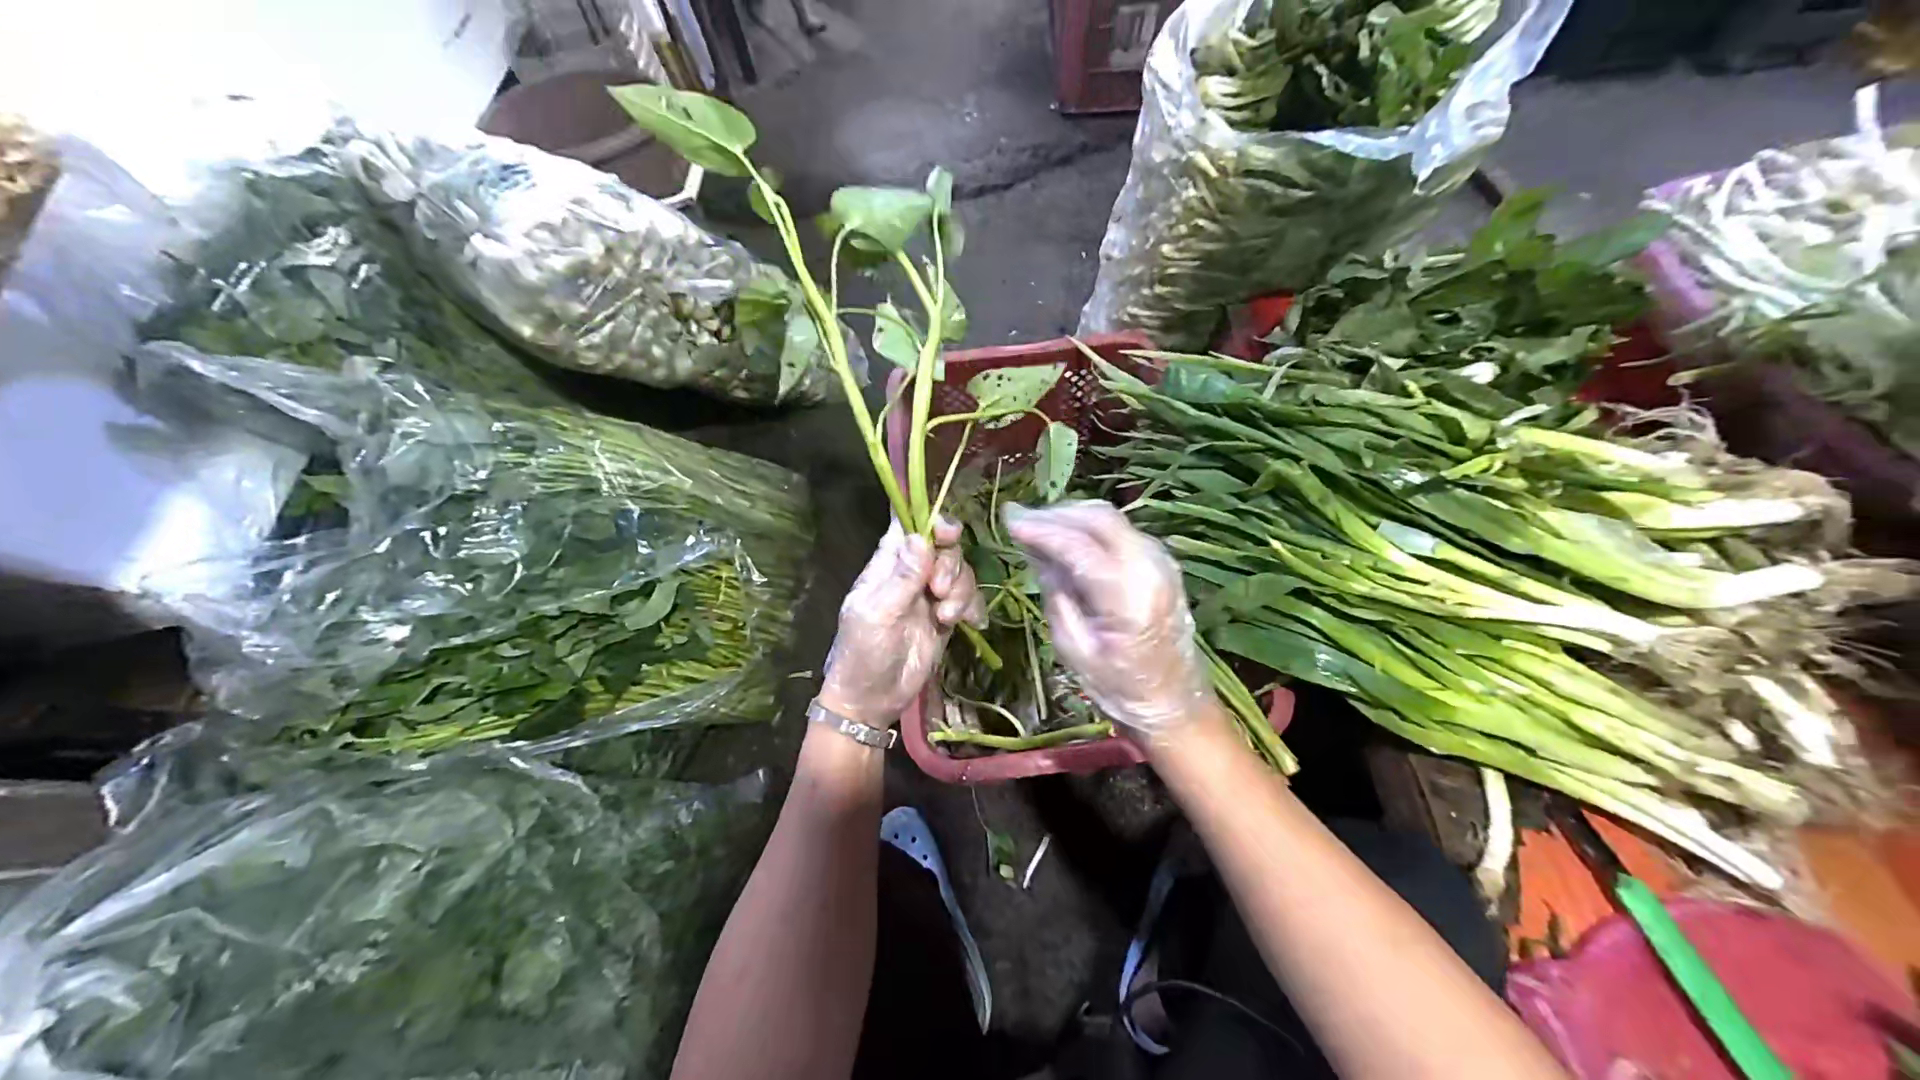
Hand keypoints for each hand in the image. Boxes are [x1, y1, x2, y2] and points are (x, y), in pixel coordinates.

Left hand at [819, 518, 983, 727]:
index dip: (929, 518)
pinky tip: (970, 624)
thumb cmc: (863, 653)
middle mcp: (910, 572)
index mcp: (886, 564)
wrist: (873, 699)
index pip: (907, 525)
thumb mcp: (877, 614)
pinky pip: (969, 597)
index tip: (946, 532)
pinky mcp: (946, 615)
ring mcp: (929, 594)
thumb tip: (920, 538)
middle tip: (938, 591)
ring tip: (946, 617)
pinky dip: (972, 606)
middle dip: (949, 563)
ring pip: (959, 571)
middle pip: (943, 545)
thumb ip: (901, 578)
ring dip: (960, 590)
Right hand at [1003, 500, 1211, 741]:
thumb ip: (1057, 597)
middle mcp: (1150, 568)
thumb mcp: (1075, 649)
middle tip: (1019, 518)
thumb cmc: (1120, 687)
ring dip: (1072, 517)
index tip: (1008, 521)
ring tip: (1037, 527)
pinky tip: (1066, 539)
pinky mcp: (1162, 563)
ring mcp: (1162, 562)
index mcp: (1128, 596)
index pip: (1078, 545)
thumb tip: (1038, 555)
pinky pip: (1121, 532)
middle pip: (1098, 518)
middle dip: (1055, 514)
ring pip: (1111, 520)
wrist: (1174, 702)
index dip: (1041, 529)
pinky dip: (1090, 528)